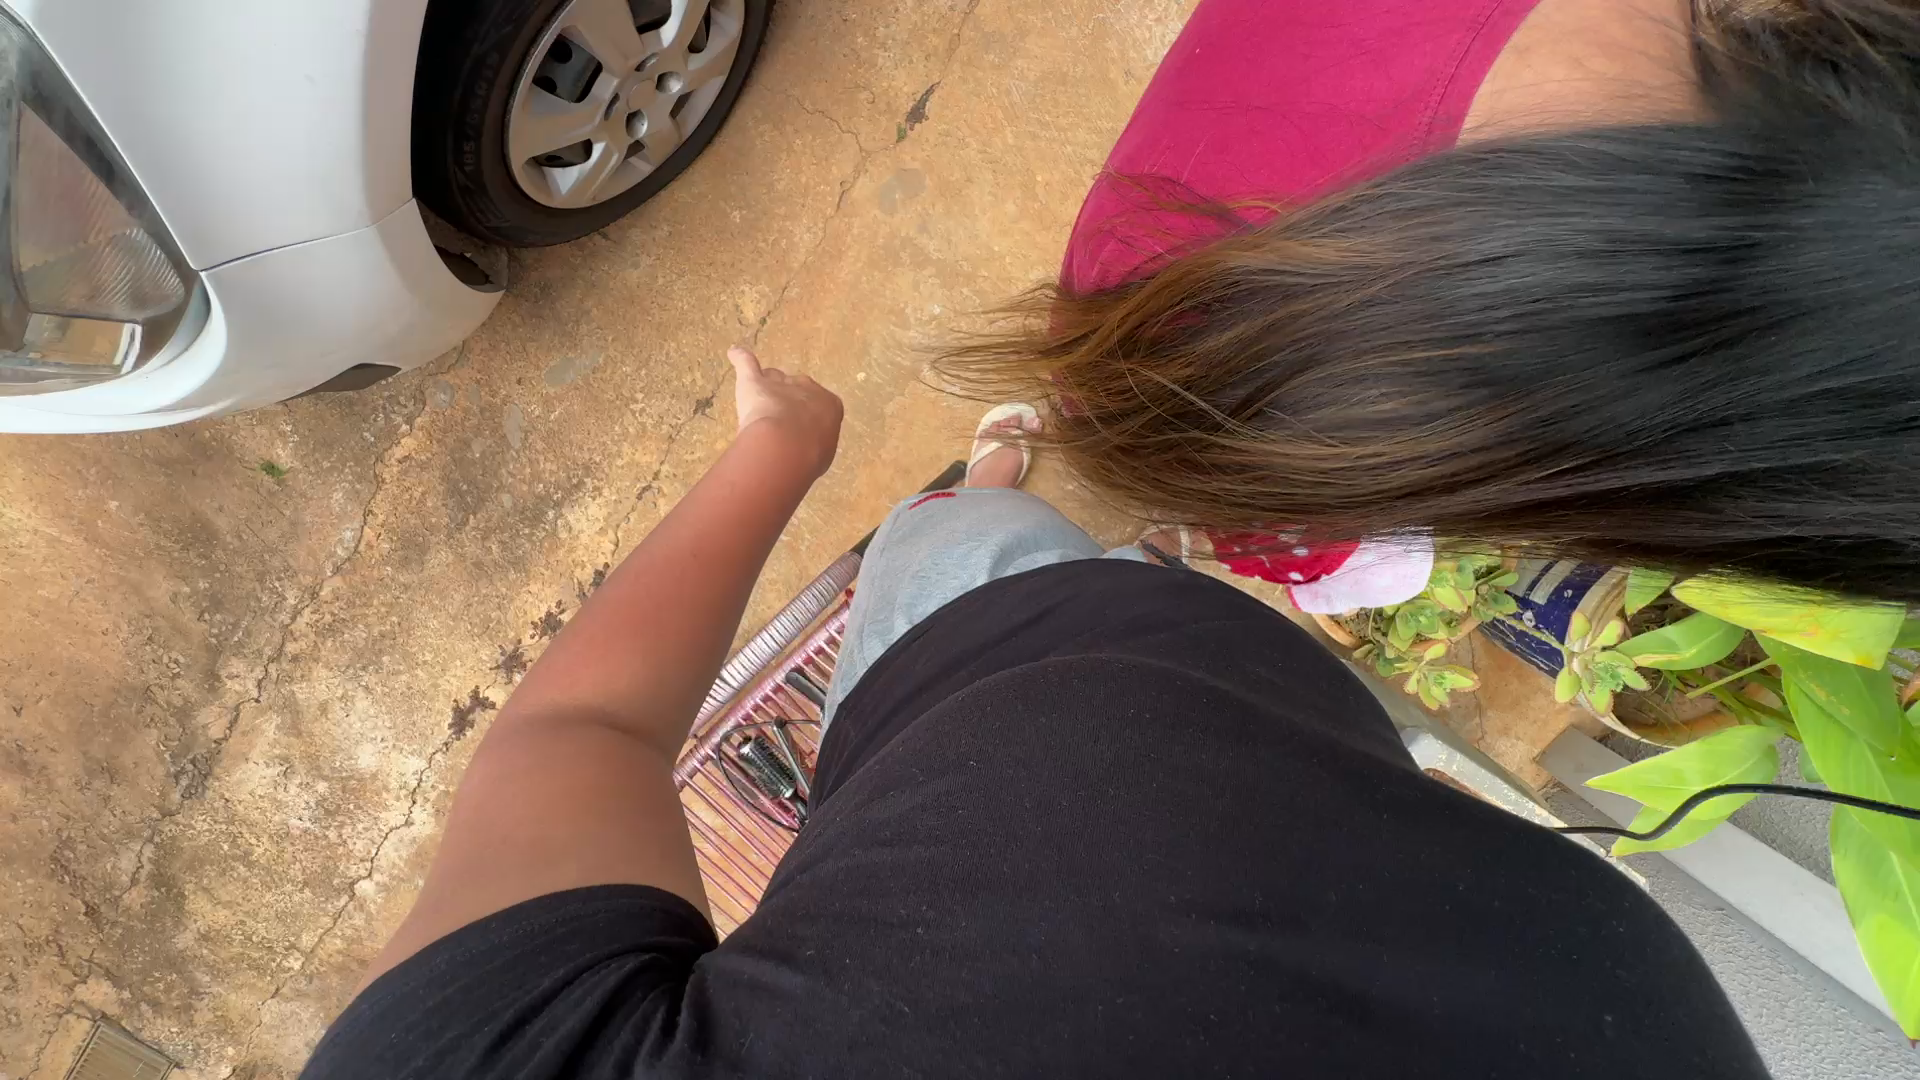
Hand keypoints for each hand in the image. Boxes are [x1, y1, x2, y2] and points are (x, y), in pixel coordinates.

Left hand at [729, 346, 842, 476]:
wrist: (790, 446)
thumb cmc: (811, 454)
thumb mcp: (821, 452)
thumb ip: (814, 442)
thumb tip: (807, 447)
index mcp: (830, 405)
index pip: (819, 401)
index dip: (807, 413)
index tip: (799, 425)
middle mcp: (808, 389)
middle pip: (796, 386)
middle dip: (787, 398)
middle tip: (777, 417)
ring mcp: (780, 383)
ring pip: (773, 378)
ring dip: (766, 389)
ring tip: (755, 402)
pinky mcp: (754, 381)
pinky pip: (747, 363)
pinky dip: (740, 359)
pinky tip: (734, 354)